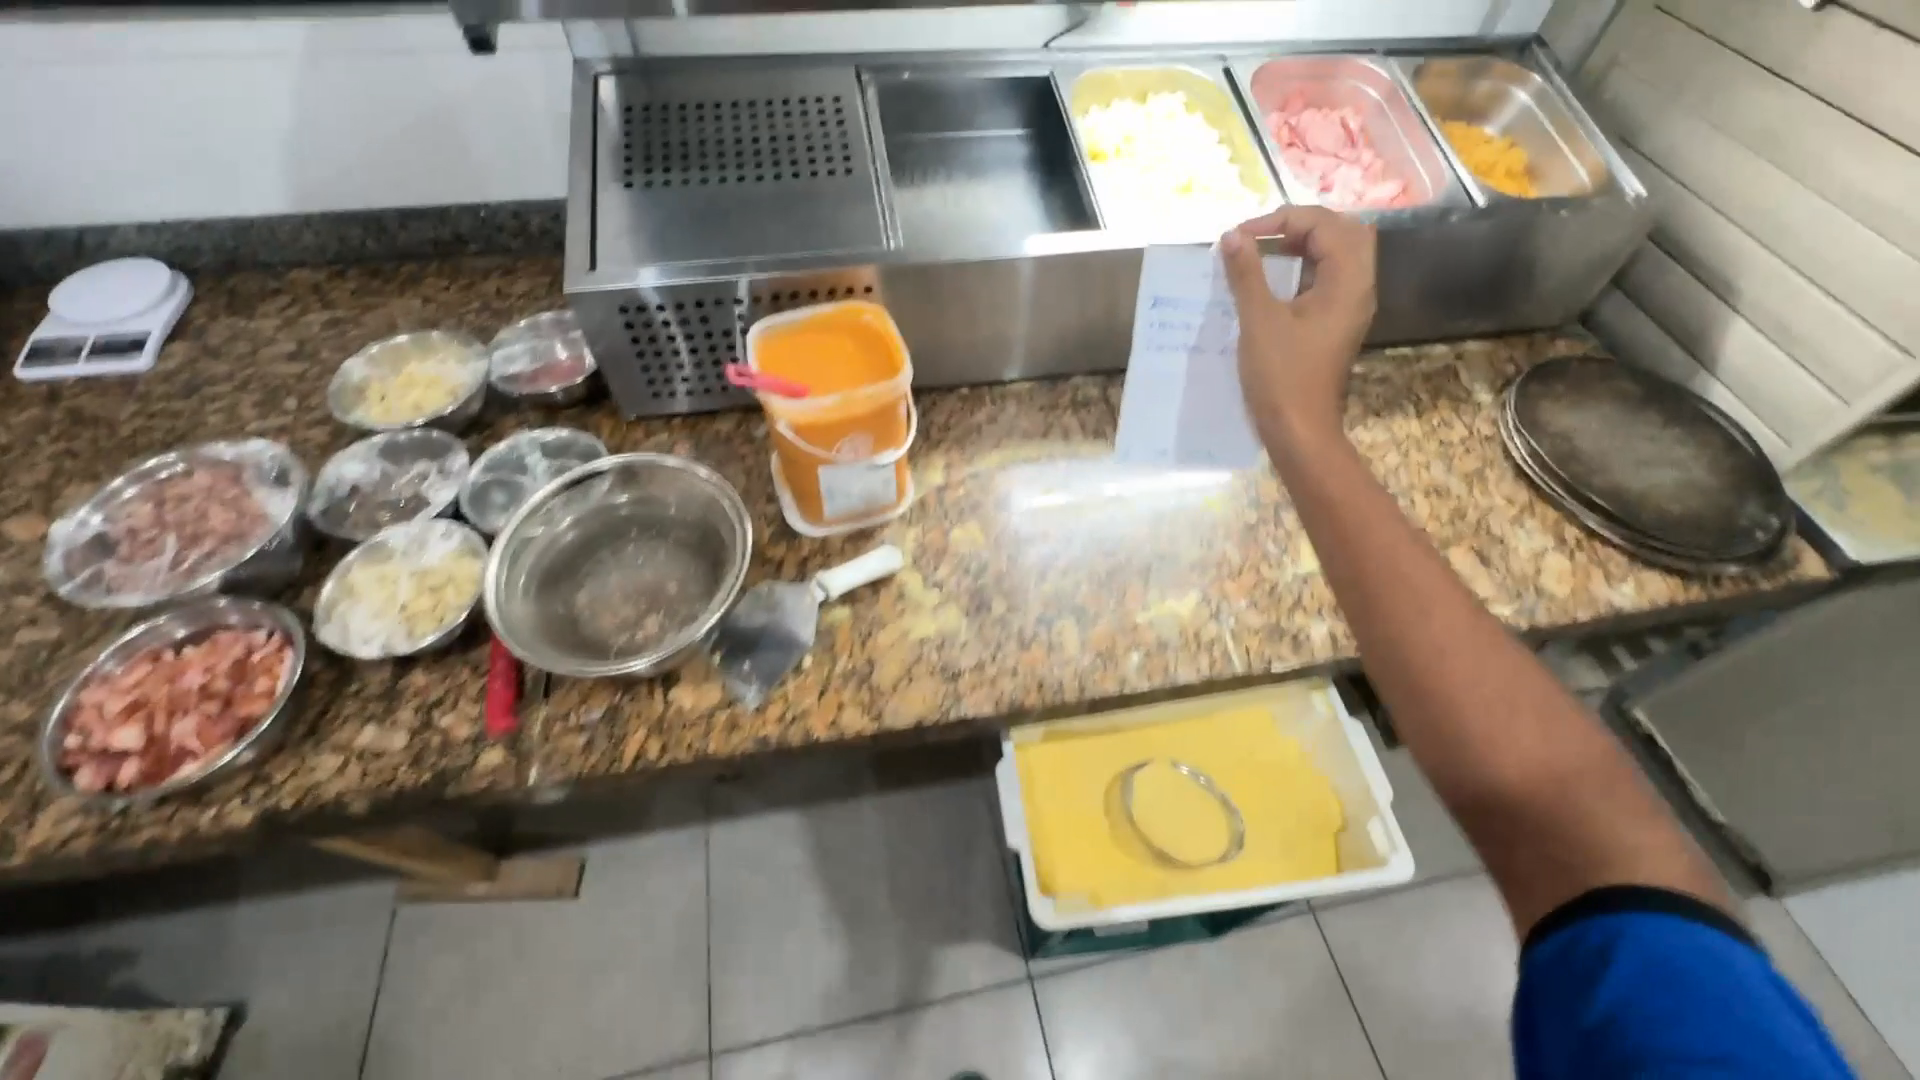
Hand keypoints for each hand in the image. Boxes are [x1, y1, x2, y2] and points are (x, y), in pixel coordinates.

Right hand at [1219, 207, 1377, 445]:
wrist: (1299, 430)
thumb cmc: (1281, 376)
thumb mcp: (1258, 321)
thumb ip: (1247, 274)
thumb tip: (1232, 236)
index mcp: (1347, 281)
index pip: (1325, 224)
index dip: (1282, 220)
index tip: (1242, 236)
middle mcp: (1358, 287)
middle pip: (1343, 232)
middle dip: (1301, 225)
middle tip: (1261, 236)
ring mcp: (1350, 307)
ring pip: (1338, 255)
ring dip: (1303, 246)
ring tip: (1264, 253)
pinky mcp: (1337, 324)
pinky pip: (1328, 280)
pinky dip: (1304, 270)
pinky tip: (1273, 282)